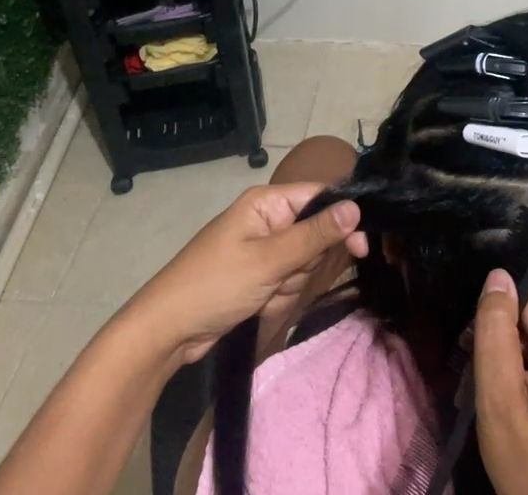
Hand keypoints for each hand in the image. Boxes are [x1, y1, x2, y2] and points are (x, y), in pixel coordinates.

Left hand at [129, 183, 368, 364]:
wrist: (167, 332)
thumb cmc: (215, 286)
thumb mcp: (270, 261)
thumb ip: (315, 235)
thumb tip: (356, 207)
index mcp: (266, 202)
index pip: (320, 196)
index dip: (343, 219)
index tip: (360, 248)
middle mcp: (267, 219)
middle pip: (316, 234)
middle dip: (305, 264)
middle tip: (282, 279)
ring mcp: (262, 248)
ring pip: (304, 263)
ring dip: (290, 286)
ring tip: (262, 296)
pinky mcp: (259, 275)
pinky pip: (288, 281)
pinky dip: (279, 298)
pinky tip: (257, 307)